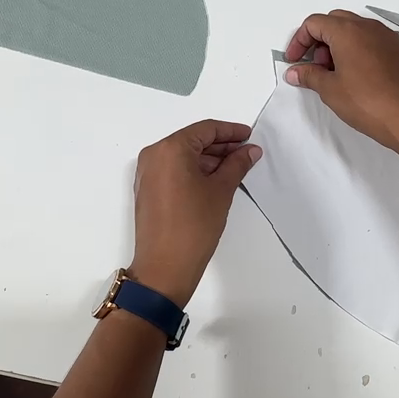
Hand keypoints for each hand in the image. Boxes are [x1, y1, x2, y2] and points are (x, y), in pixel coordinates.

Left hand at [128, 120, 262, 306]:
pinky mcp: (148, 189)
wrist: (164, 267)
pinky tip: (216, 178)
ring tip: (236, 167)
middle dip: (221, 146)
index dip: (230, 131)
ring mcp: (148, 172)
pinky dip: (194, 170)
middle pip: (193, 141)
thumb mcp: (221, 190)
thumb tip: (251, 150)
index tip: (250, 136)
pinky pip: (174, 169)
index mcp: (170, 149)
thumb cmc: (195, 225)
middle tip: (247, 153)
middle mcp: (154, 154)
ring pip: (183, 156)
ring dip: (209, 159)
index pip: (205, 129)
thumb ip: (237, 164)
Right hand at [284, 9, 398, 151]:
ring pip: (358, 30)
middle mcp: (369, 28)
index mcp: (347, 32)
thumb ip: (309, 75)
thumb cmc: (369, 103)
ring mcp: (390, 37)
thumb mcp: (330, 90)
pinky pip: (377, 42)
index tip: (295, 61)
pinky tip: (363, 77)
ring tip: (339, 74)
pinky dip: (363, 51)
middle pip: (336, 22)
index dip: (299, 41)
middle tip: (316, 66)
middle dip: (320, 40)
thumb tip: (296, 72)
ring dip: (342, 45)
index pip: (314, 24)